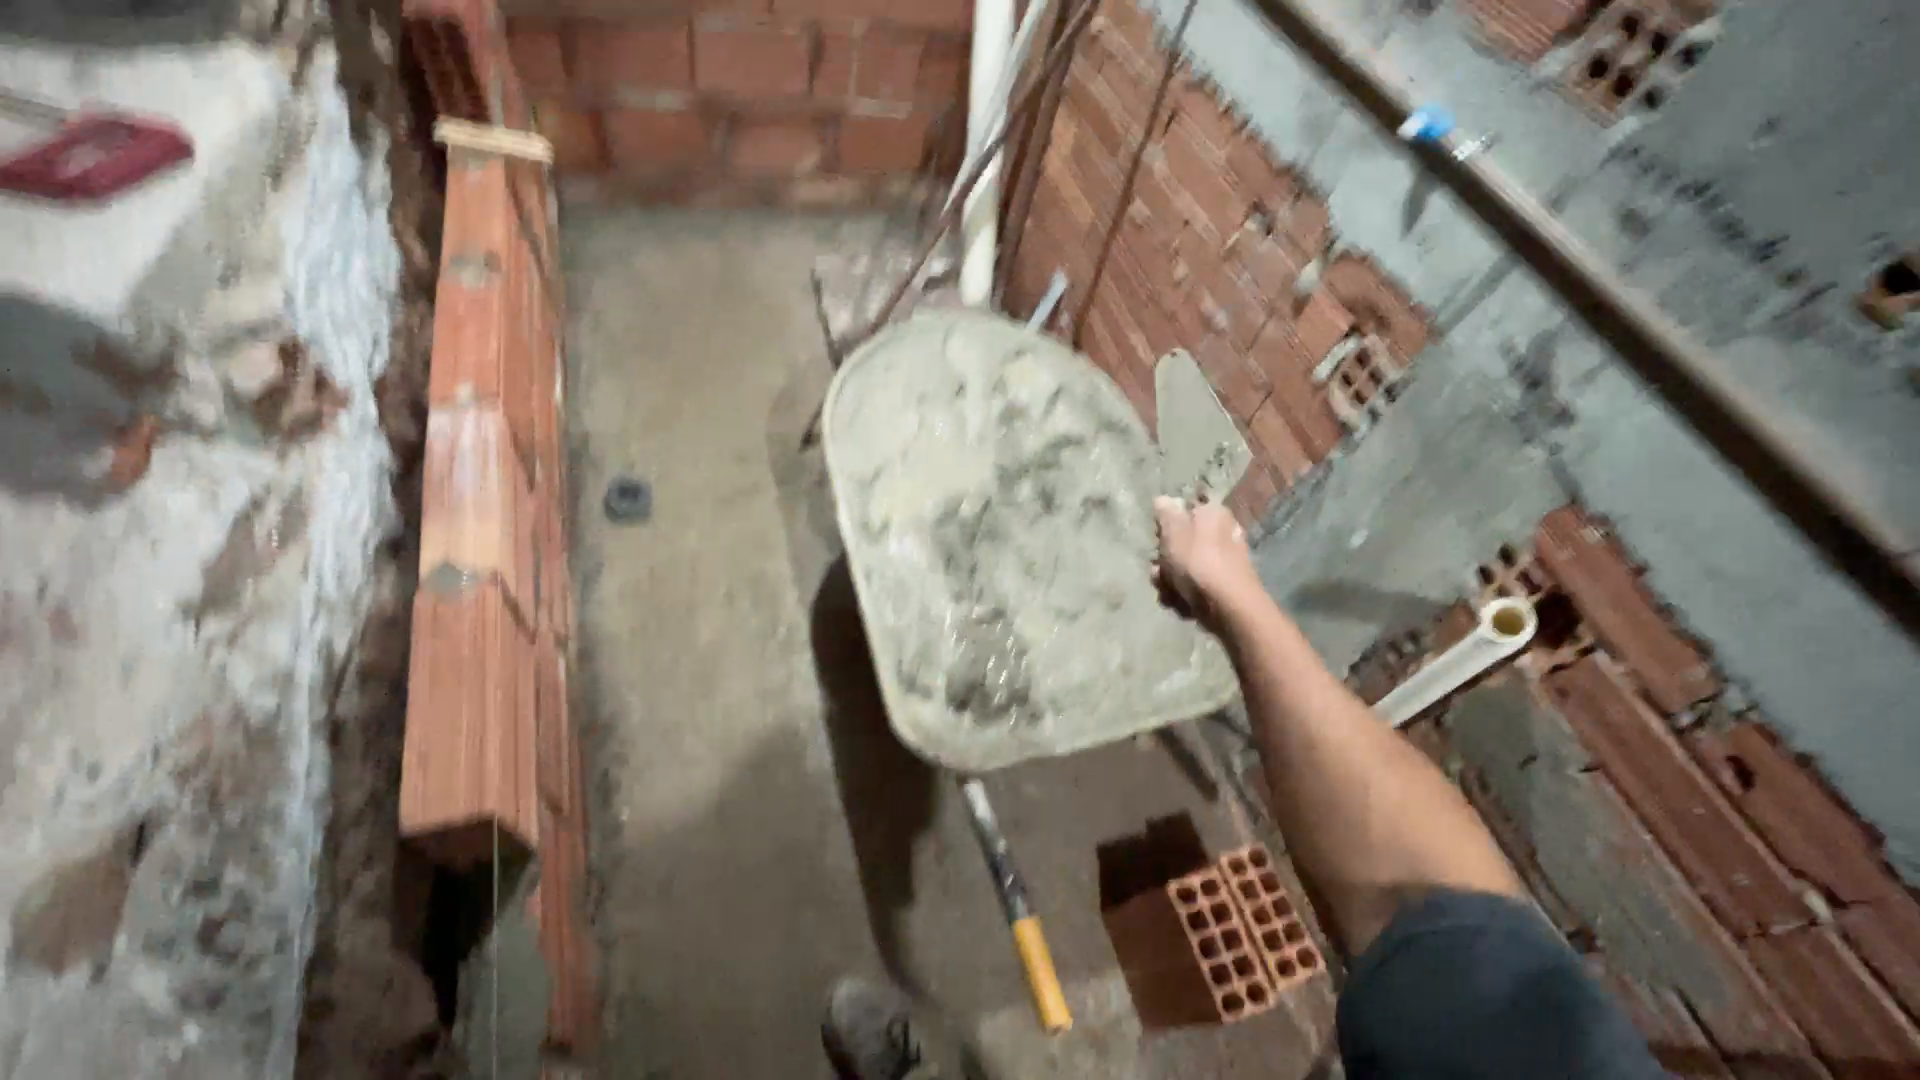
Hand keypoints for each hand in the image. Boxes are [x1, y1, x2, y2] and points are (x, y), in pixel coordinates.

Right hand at [1152, 496, 1259, 617]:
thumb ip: (1166, 514)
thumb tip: (1164, 499)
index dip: (1166, 527)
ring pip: (1186, 567)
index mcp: (1213, 513)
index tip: (1158, 541)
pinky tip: (1181, 603)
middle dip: (1165, 561)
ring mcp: (1225, 561)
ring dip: (1170, 582)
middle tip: (1159, 572)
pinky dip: (1185, 595)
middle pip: (1182, 543)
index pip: (1184, 511)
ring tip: (1170, 593)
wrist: (1229, 606)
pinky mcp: (1224, 586)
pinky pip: (1196, 586)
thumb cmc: (1198, 564)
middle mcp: (1223, 533)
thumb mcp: (1174, 532)